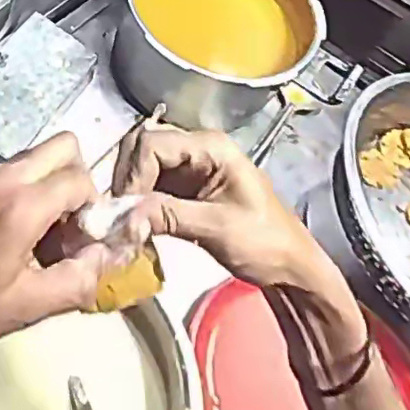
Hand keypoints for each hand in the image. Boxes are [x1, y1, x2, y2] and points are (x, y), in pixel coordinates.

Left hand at [0, 133, 113, 366]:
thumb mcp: (27, 305)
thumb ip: (78, 280)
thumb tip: (106, 259)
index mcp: (21, 204)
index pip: (81, 179)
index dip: (94, 208)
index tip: (85, 239)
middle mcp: (5, 178)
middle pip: (65, 146)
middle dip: (80, 180)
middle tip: (73, 222)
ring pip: (42, 156)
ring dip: (56, 184)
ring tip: (47, 233)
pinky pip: (19, 169)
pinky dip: (33, 189)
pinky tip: (22, 233)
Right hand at [114, 118, 334, 292]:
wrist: (289, 266)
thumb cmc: (264, 242)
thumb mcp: (218, 227)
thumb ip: (169, 216)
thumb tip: (124, 218)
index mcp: (210, 146)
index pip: (153, 143)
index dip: (134, 173)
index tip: (126, 210)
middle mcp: (196, 148)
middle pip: (143, 146)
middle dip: (127, 179)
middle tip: (120, 215)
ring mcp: (189, 166)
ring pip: (143, 166)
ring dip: (130, 192)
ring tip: (125, 223)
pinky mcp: (185, 188)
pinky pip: (151, 185)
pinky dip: (138, 203)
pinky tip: (136, 225)